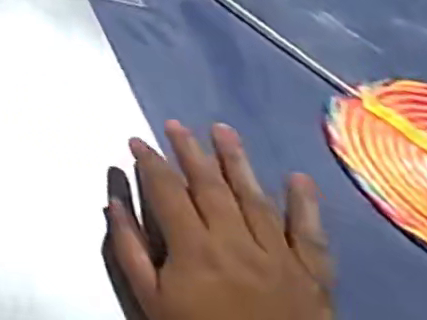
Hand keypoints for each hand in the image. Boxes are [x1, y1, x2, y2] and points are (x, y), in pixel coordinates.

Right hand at [106, 121, 332, 319]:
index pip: (167, 190)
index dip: (150, 161)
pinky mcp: (312, 280)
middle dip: (189, 150)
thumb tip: (114, 201)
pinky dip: (306, 207)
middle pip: (209, 185)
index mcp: (194, 249)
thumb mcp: (152, 304)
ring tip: (222, 130)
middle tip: (175, 124)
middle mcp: (236, 242)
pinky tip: (299, 179)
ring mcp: (278, 259)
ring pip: (255, 199)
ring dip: (237, 161)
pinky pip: (310, 238)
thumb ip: (130, 251)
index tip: (137, 140)